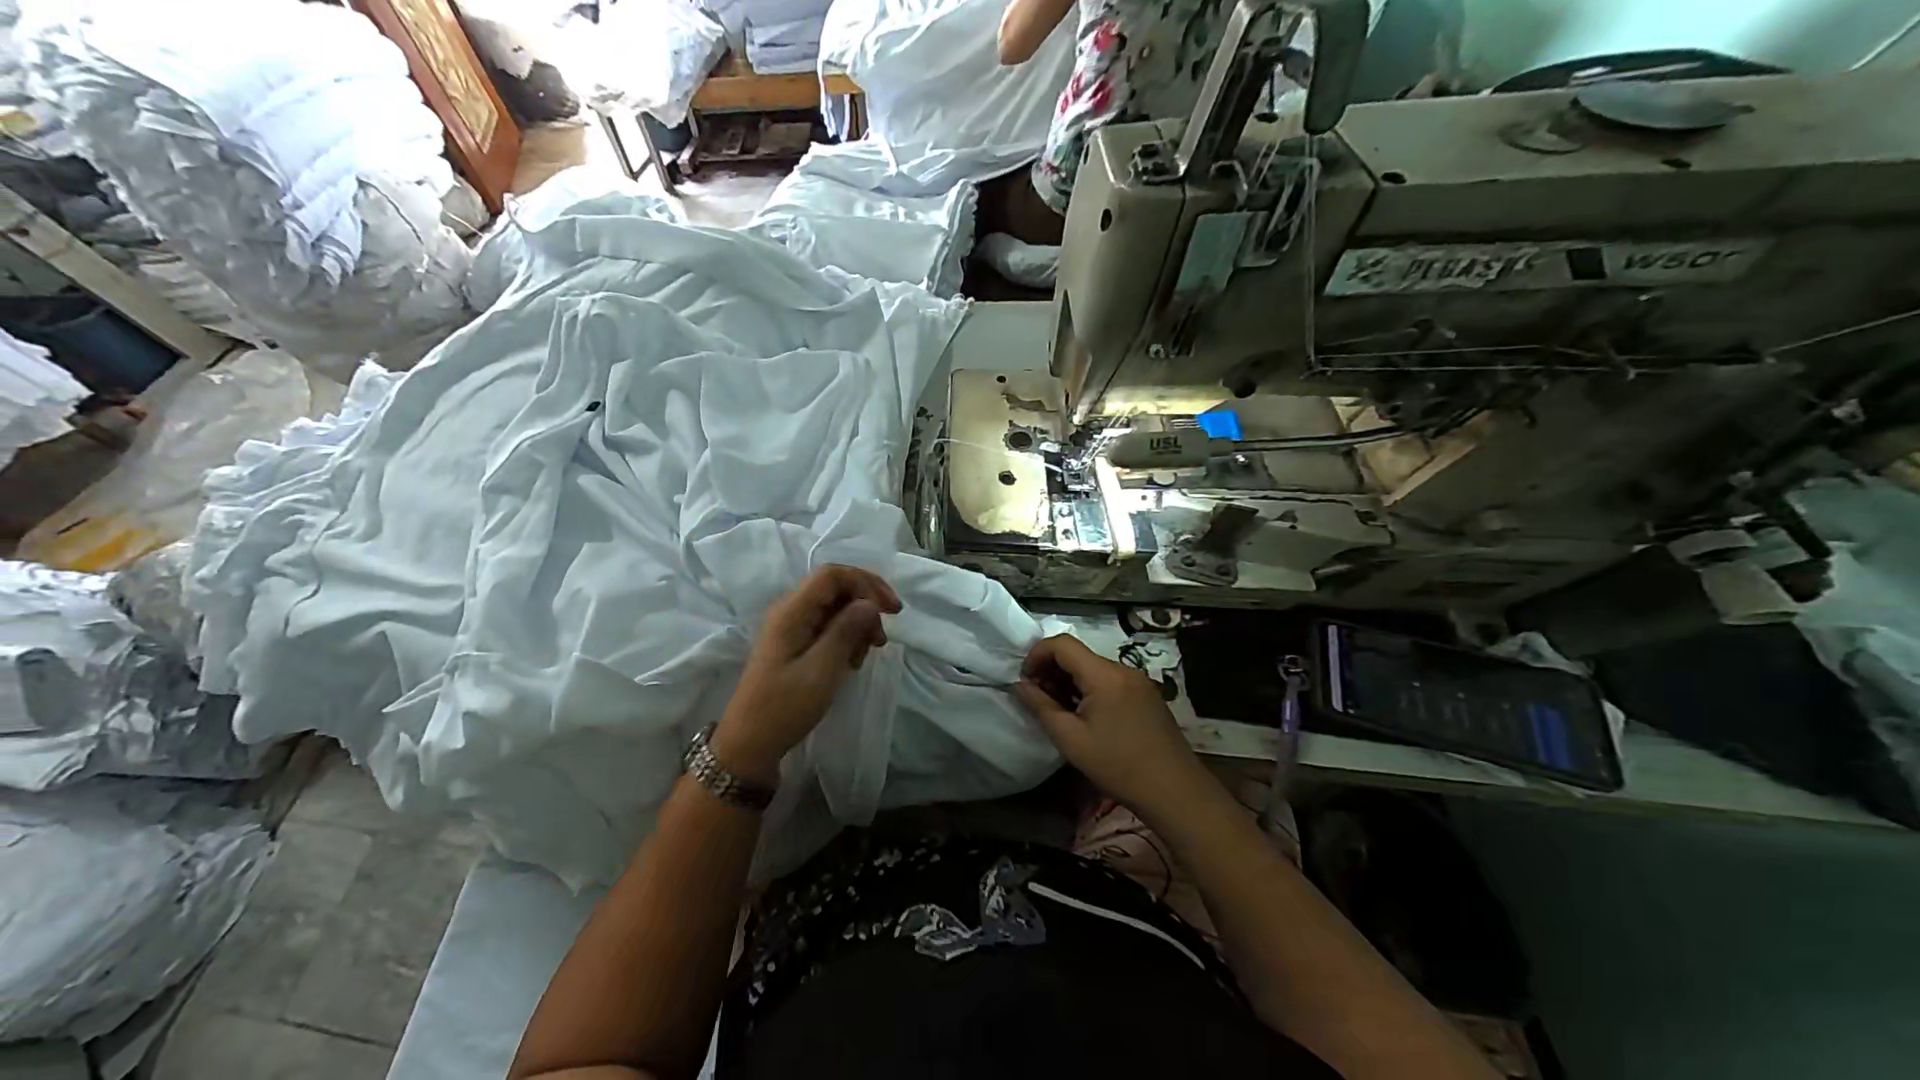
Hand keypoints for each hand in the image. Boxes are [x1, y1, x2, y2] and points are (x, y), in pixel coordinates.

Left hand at [712, 565, 901, 786]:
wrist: (751, 743)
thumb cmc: (784, 707)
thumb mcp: (821, 671)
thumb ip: (846, 631)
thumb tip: (870, 604)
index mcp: (791, 612)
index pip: (832, 575)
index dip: (866, 583)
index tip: (892, 611)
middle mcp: (790, 611)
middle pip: (836, 588)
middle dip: (866, 606)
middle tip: (881, 639)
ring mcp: (792, 626)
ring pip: (835, 607)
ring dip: (858, 624)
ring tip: (864, 656)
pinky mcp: (796, 642)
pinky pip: (828, 626)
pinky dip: (846, 637)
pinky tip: (851, 662)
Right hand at [1014, 634, 1216, 823]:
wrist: (1174, 790)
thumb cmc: (1117, 766)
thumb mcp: (1070, 739)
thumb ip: (1041, 707)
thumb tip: (1020, 685)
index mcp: (1104, 675)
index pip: (1062, 644)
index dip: (1037, 654)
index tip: (1025, 679)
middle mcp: (1123, 669)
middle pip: (1079, 655)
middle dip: (1052, 669)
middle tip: (1037, 697)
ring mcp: (1138, 681)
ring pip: (1094, 668)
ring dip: (1070, 680)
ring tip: (1058, 709)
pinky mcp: (1146, 695)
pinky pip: (1110, 680)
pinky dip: (1090, 688)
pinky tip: (1084, 715)